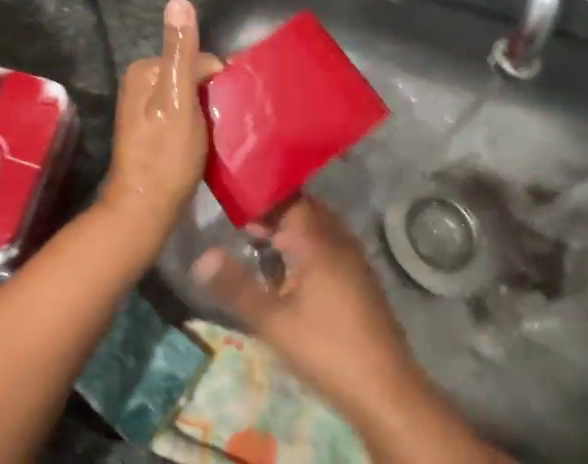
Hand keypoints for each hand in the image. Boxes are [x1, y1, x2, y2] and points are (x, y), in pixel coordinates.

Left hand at [100, 0, 222, 235]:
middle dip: (213, 96)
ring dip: (208, 113)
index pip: (197, 58)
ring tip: (219, 135)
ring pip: (191, 97)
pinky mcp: (152, 131)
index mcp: (145, 70)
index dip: (218, 80)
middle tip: (224, 124)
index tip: (228, 107)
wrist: (145, 208)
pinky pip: (184, 116)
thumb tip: (178, 1)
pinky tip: (206, 144)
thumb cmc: (166, 154)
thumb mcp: (178, 99)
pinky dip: (199, 126)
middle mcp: (140, 83)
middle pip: (193, 77)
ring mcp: (144, 109)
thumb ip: (181, 52)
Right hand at [192, 197, 418, 413]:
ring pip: (319, 232)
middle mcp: (340, 242)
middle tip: (240, 224)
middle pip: (306, 212)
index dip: (261, 197)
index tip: (232, 202)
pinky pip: (330, 250)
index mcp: (319, 241)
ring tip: (259, 246)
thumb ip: (235, 286)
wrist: (385, 390)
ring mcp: (355, 262)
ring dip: (292, 233)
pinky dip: (307, 251)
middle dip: (274, 215)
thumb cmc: (326, 349)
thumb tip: (201, 256)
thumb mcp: (272, 320)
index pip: (289, 199)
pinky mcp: (362, 283)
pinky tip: (289, 277)